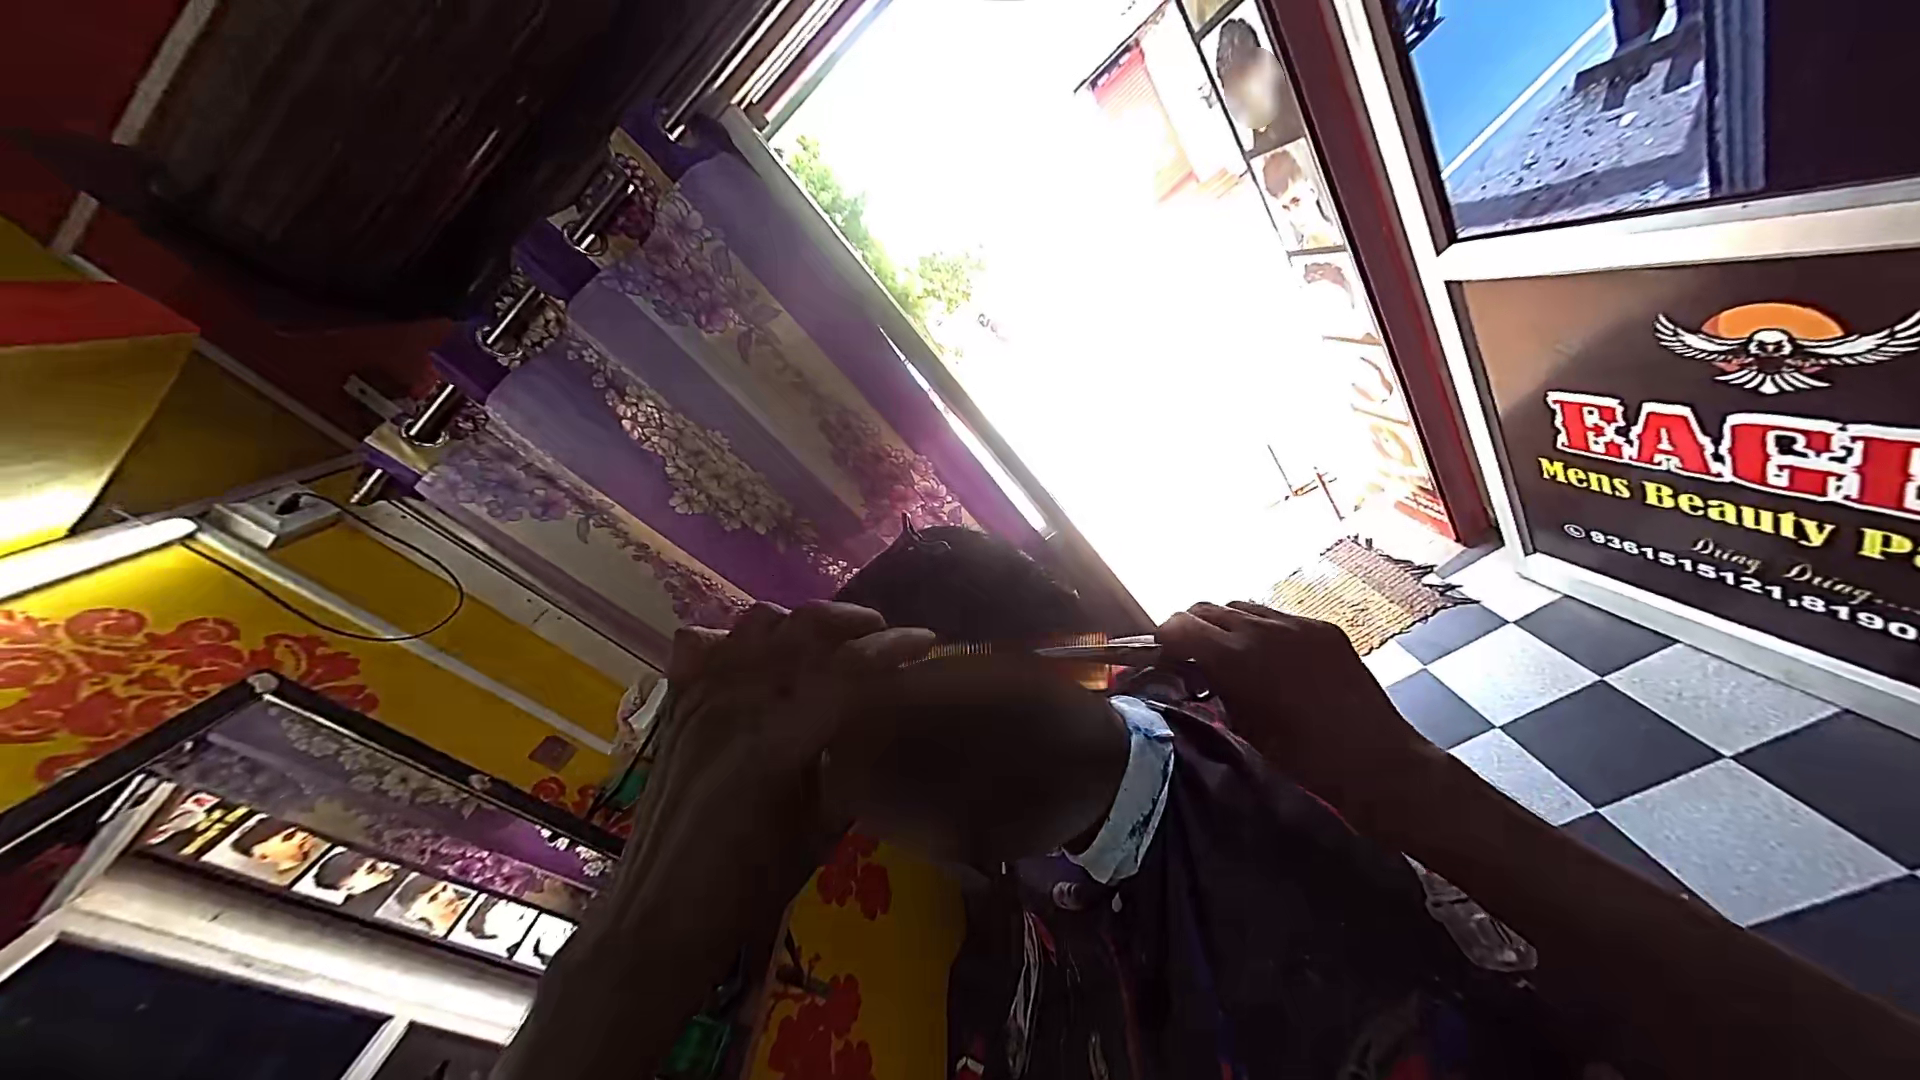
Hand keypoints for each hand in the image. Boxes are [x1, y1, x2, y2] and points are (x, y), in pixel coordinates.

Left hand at [496, 603, 931, 1079]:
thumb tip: (883, 716)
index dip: (891, 649)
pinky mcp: (677, 703)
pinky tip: (758, 655)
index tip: (925, 641)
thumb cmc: (752, 885)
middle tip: (883, 635)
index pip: (847, 671)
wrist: (660, 914)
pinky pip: (705, 642)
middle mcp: (734, 702)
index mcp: (775, 739)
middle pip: (802, 629)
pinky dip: (737, 637)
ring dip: (801, 624)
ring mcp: (699, 696)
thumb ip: (854, 762)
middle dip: (852, 621)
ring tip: (829, 640)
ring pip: (757, 624)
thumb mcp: (824, 826)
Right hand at [1156, 601, 1437, 825]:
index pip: (1179, 624)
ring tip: (1234, 655)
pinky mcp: (1322, 628)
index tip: (1166, 656)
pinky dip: (1263, 630)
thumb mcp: (1241, 725)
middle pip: (1205, 608)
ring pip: (1240, 607)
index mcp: (1235, 657)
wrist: (1376, 762)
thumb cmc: (1302, 757)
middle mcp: (1261, 629)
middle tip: (1194, 656)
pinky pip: (1277, 617)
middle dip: (1192, 629)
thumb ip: (1212, 688)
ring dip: (1226, 625)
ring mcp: (1295, 624)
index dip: (1165, 639)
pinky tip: (1274, 659)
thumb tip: (1195, 674)